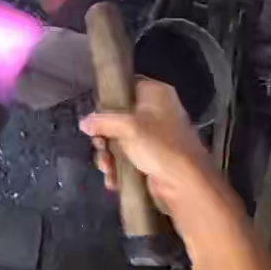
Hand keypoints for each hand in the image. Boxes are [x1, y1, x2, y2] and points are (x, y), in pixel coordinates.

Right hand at [79, 79, 233, 224]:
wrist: (186, 183)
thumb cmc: (159, 145)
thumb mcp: (128, 128)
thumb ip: (103, 122)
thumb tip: (84, 123)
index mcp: (156, 94)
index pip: (127, 87)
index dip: (108, 99)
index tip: (95, 114)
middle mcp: (156, 112)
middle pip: (119, 117)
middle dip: (105, 136)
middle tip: (99, 146)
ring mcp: (154, 137)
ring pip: (121, 141)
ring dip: (109, 155)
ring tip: (107, 167)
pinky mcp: (152, 159)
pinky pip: (128, 158)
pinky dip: (119, 168)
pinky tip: (113, 179)